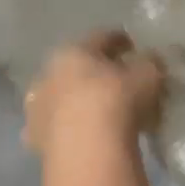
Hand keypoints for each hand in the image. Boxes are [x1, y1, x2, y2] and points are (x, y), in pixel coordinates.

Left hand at [23, 30, 166, 153]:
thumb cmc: (118, 99)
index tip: (135, 47)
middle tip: (121, 81)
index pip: (101, 38)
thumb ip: (150, 61)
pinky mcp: (34, 136)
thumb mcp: (149, 73)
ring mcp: (36, 106)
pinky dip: (72, 126)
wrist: (87, 147)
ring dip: (81, 100)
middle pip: (77, 68)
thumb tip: (149, 58)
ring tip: (105, 111)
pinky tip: (88, 133)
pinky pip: (59, 125)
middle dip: (97, 72)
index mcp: (73, 51)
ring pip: (63, 97)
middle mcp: (47, 74)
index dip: (120, 41)